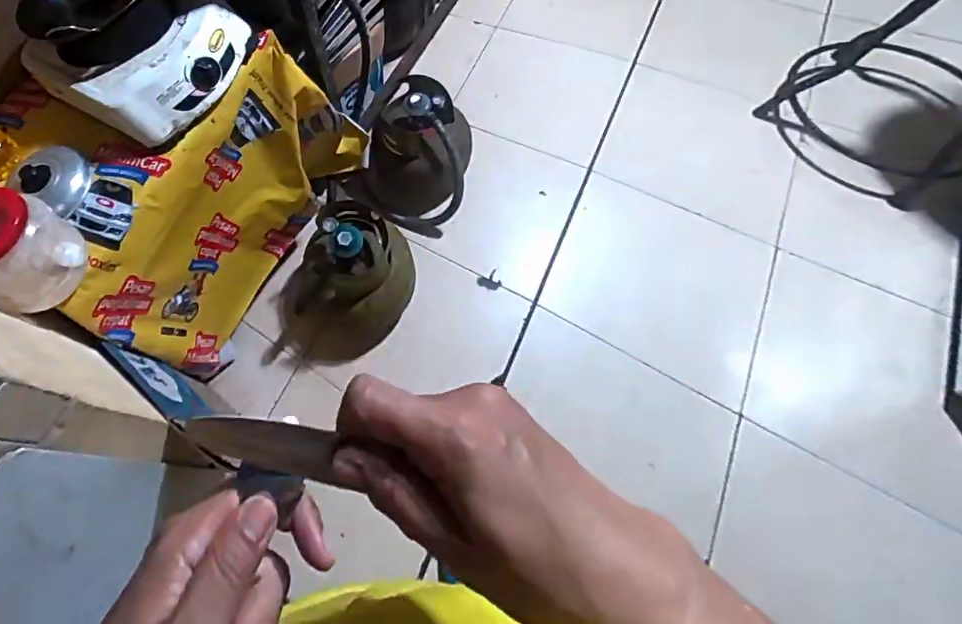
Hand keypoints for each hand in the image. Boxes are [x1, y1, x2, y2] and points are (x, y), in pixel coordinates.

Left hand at [104, 487, 333, 623]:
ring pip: (254, 578)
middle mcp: (190, 545)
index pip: (253, 486)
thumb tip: (266, 497)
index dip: (293, 512)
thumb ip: (229, 561)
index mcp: (187, 534)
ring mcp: (192, 578)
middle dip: (266, 587)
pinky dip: (242, 623)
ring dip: (252, 615)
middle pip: (258, 538)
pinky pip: (239, 604)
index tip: (319, 556)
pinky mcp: (197, 606)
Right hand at [331, 376, 765, 623]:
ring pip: (421, 410)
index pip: (366, 394)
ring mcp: (491, 397)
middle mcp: (468, 396)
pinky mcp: (505, 405)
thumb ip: (390, 491)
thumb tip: (344, 459)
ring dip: (416, 447)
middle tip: (414, 503)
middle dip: (387, 446)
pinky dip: (441, 442)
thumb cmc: (531, 567)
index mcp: (452, 429)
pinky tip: (472, 486)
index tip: (359, 470)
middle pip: (395, 404)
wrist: (617, 566)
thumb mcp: (450, 545)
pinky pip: (450, 413)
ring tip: (452, 501)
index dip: (348, 429)